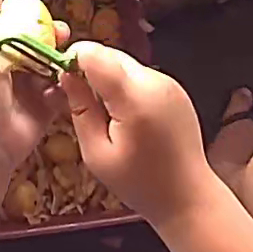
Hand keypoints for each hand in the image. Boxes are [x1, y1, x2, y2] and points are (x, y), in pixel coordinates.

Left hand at [0, 0, 65, 174]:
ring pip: (54, 64)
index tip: (45, 13)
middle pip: (39, 43)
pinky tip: (69, 76)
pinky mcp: (45, 106)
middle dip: (53, 36)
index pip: (16, 26)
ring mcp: (29, 88)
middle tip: (63, 33)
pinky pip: (63, 89)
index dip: (31, 18)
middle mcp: (11, 67)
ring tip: (71, 54)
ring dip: (64, 57)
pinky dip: (68, 81)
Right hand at [59, 43, 219, 224]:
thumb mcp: (97, 154)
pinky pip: (139, 73)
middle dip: (89, 69)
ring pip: (123, 62)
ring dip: (107, 76)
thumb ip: (80, 109)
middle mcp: (154, 81)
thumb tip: (65, 76)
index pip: (95, 55)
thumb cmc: (139, 183)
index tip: (63, 79)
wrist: (189, 196)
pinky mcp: (175, 87)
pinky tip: (125, 113)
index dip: (73, 59)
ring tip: (104, 111)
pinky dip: (125, 83)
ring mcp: (168, 82)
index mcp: (134, 98)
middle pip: (109, 54)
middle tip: (79, 98)